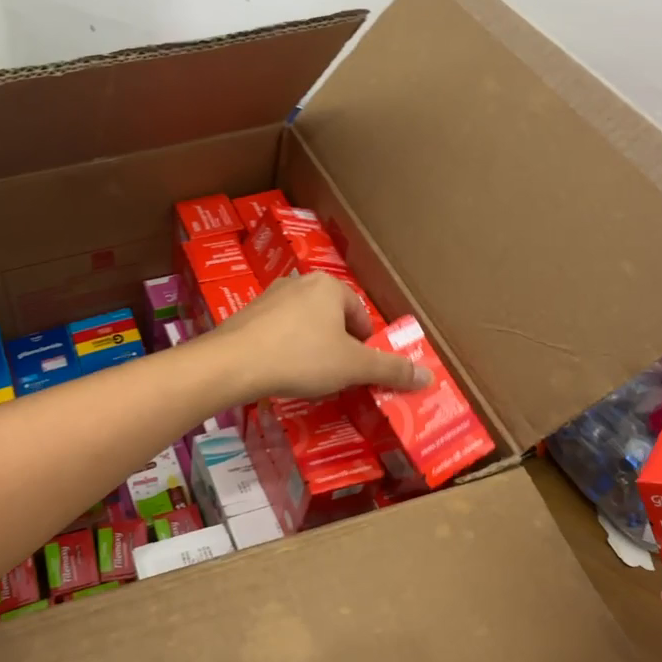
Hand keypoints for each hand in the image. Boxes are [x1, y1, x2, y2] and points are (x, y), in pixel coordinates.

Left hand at [205, 274, 429, 398]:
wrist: (234, 363)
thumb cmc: (301, 357)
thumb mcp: (353, 367)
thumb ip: (390, 370)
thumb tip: (428, 377)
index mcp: (329, 286)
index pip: (359, 314)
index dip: (365, 345)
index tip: (359, 370)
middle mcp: (299, 283)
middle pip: (331, 318)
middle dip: (337, 346)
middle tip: (335, 375)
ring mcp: (268, 297)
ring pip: (302, 325)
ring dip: (310, 348)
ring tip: (307, 376)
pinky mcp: (246, 316)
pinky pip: (276, 333)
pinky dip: (284, 350)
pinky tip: (280, 372)